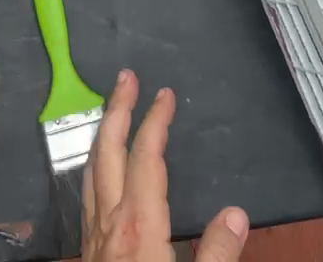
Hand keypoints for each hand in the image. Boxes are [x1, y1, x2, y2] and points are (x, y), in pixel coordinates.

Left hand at [82, 69, 248, 261]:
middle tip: (126, 77)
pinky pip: (87, 193)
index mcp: (139, 225)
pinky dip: (95, 164)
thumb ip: (217, 253)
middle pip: (108, 150)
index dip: (155, 120)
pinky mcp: (87, 249)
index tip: (165, 94)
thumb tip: (236, 214)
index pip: (146, 157)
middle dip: (117, 108)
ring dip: (103, 132)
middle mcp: (110, 221)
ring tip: (113, 109)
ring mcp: (94, 234)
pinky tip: (101, 166)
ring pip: (92, 168)